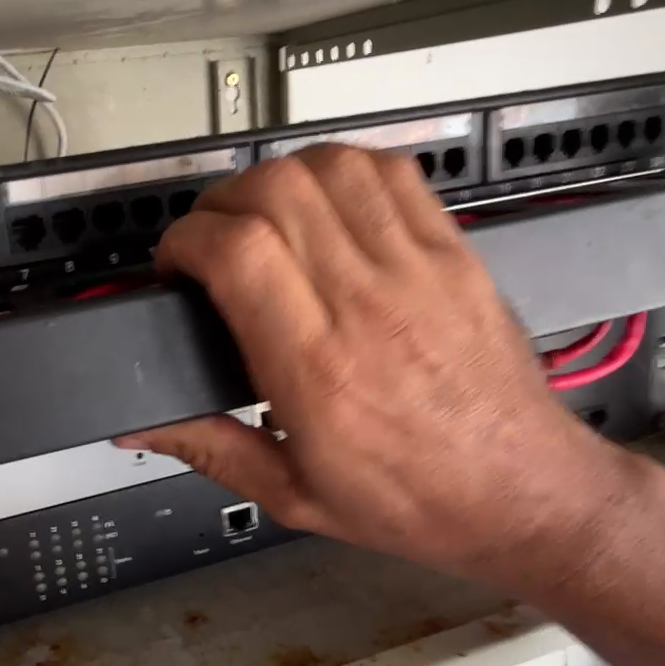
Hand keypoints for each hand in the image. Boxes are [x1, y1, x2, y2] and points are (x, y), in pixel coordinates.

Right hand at [120, 145, 637, 587]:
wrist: (522, 492)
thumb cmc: (418, 498)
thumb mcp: (290, 494)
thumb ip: (206, 449)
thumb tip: (142, 425)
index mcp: (316, 369)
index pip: (237, 252)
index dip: (186, 239)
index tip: (177, 262)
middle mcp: (365, 306)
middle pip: (274, 193)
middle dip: (218, 204)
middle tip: (211, 241)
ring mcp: (416, 271)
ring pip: (328, 170)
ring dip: (275, 178)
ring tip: (262, 218)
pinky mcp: (451, 254)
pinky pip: (391, 173)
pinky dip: (341, 168)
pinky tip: (324, 200)